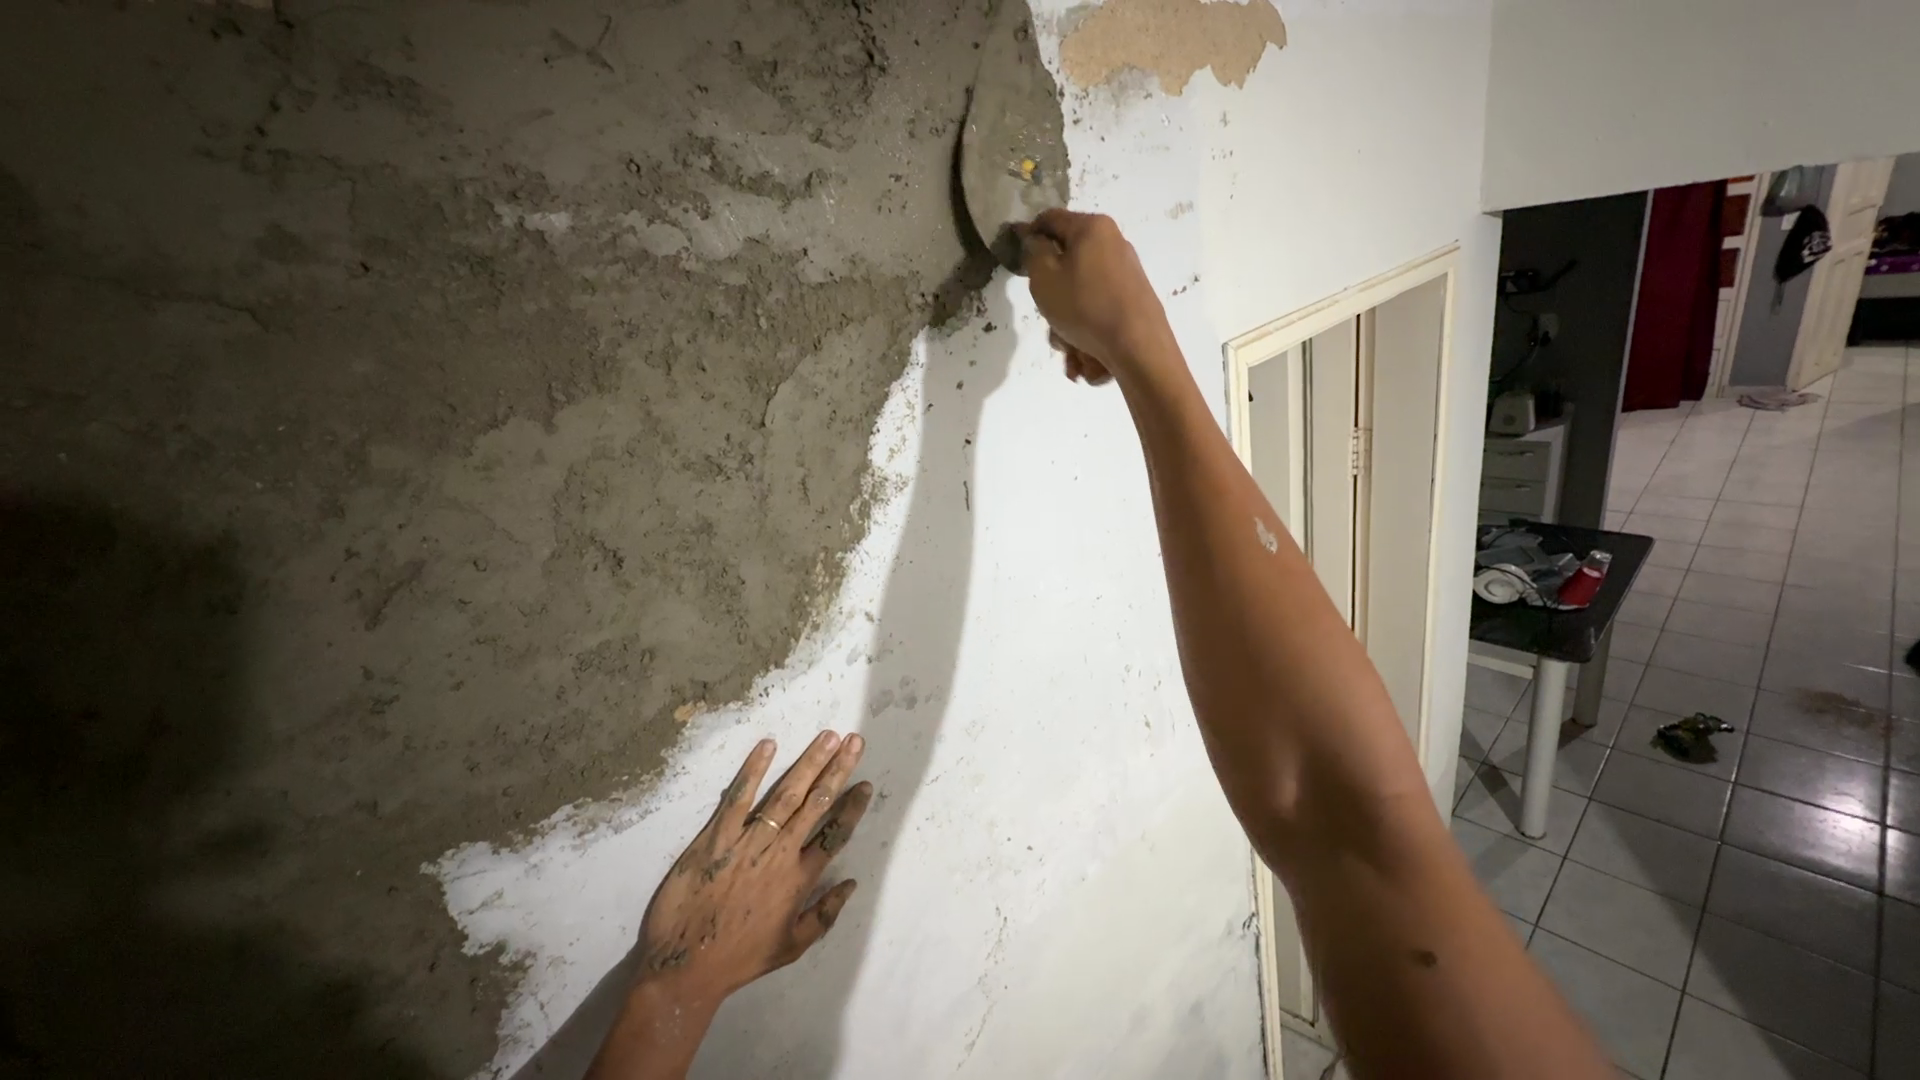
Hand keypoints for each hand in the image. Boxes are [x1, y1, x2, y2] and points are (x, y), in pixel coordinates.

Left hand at [634, 731, 871, 1006]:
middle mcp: (780, 853)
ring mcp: (748, 841)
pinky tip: (768, 745)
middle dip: (838, 769)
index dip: (852, 807)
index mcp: (799, 879)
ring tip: (827, 738)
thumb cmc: (739, 958)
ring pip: (786, 794)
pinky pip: (738, 798)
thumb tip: (851, 883)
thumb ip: (825, 915)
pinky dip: (754, 770)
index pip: (834, 834)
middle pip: (816, 803)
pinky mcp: (716, 837)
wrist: (685, 968)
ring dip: (809, 763)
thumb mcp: (792, 947)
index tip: (865, 784)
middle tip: (854, 742)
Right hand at [1020, 209, 1175, 384]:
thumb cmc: (1084, 306)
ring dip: (1067, 320)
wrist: (1138, 346)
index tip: (1017, 258)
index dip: (1028, 235)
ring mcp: (1126, 271)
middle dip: (1052, 293)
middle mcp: (1113, 242)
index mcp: (1092, 227)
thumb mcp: (1043, 278)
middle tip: (1047, 314)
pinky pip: (1098, 307)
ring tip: (1067, 347)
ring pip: (1081, 291)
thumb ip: (1033, 253)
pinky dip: (1086, 328)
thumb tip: (1036, 241)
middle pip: (1067, 261)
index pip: (1050, 219)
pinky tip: (1084, 354)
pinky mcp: (1133, 297)